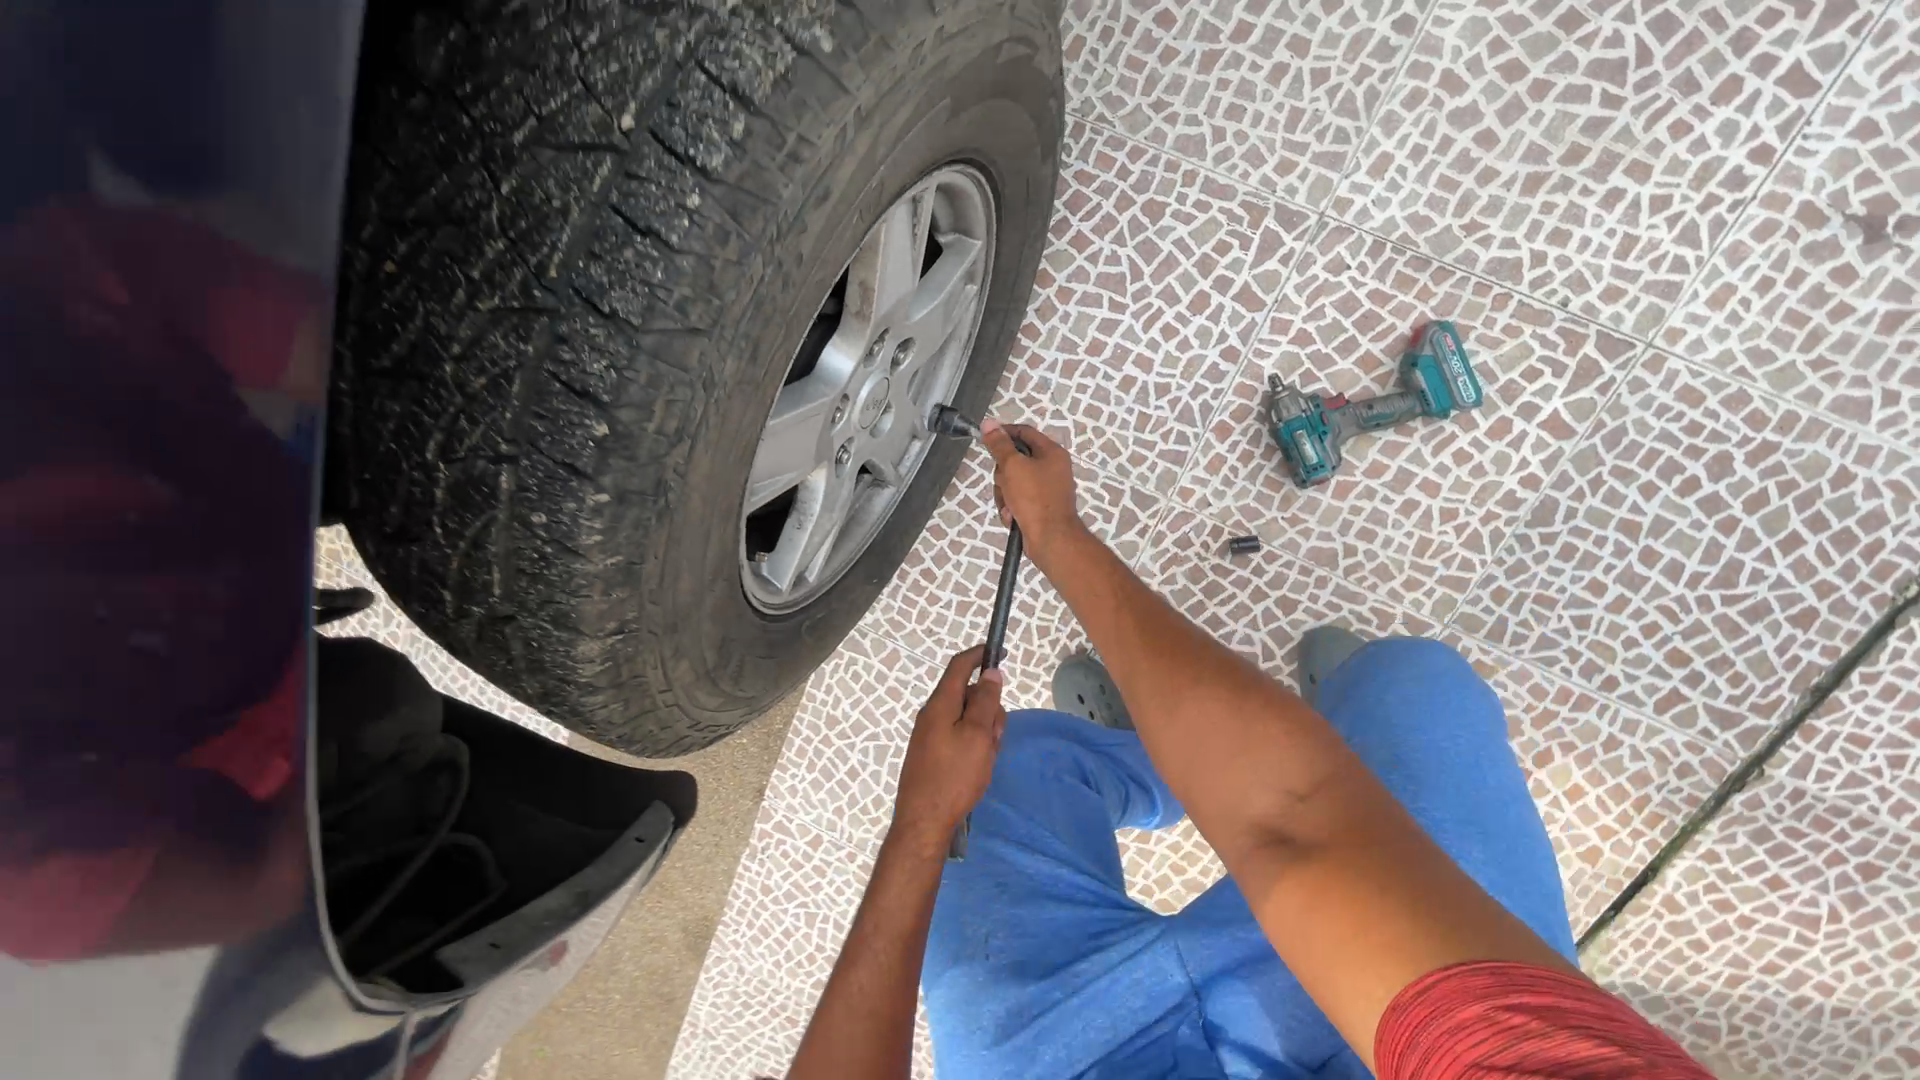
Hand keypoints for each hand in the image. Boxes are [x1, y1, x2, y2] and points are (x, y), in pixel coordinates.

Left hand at [892, 646, 1005, 841]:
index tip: (1000, 652)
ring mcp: (930, 736)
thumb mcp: (978, 735)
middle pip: (967, 695)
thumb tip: (990, 671)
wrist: (924, 822)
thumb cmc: (954, 777)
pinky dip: (973, 745)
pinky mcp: (932, 754)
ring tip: (986, 759)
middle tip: (995, 736)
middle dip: (988, 708)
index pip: (959, 666)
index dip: (979, 655)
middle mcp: (931, 715)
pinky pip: (959, 737)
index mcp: (940, 704)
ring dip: (983, 731)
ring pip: (966, 719)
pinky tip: (977, 769)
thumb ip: (985, 701)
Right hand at [980, 418, 1087, 564]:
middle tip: (1004, 483)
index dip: (1003, 433)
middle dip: (1003, 474)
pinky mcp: (1040, 507)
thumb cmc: (1034, 498)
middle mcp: (1052, 468)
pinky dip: (1011, 507)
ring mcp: (1046, 489)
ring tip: (1009, 506)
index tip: (986, 439)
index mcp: (1052, 452)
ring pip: (1013, 482)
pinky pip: (1017, 500)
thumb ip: (999, 445)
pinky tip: (1013, 517)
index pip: (1024, 432)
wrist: (1051, 539)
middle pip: (1015, 459)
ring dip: (1005, 494)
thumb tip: (989, 423)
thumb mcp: (1013, 466)